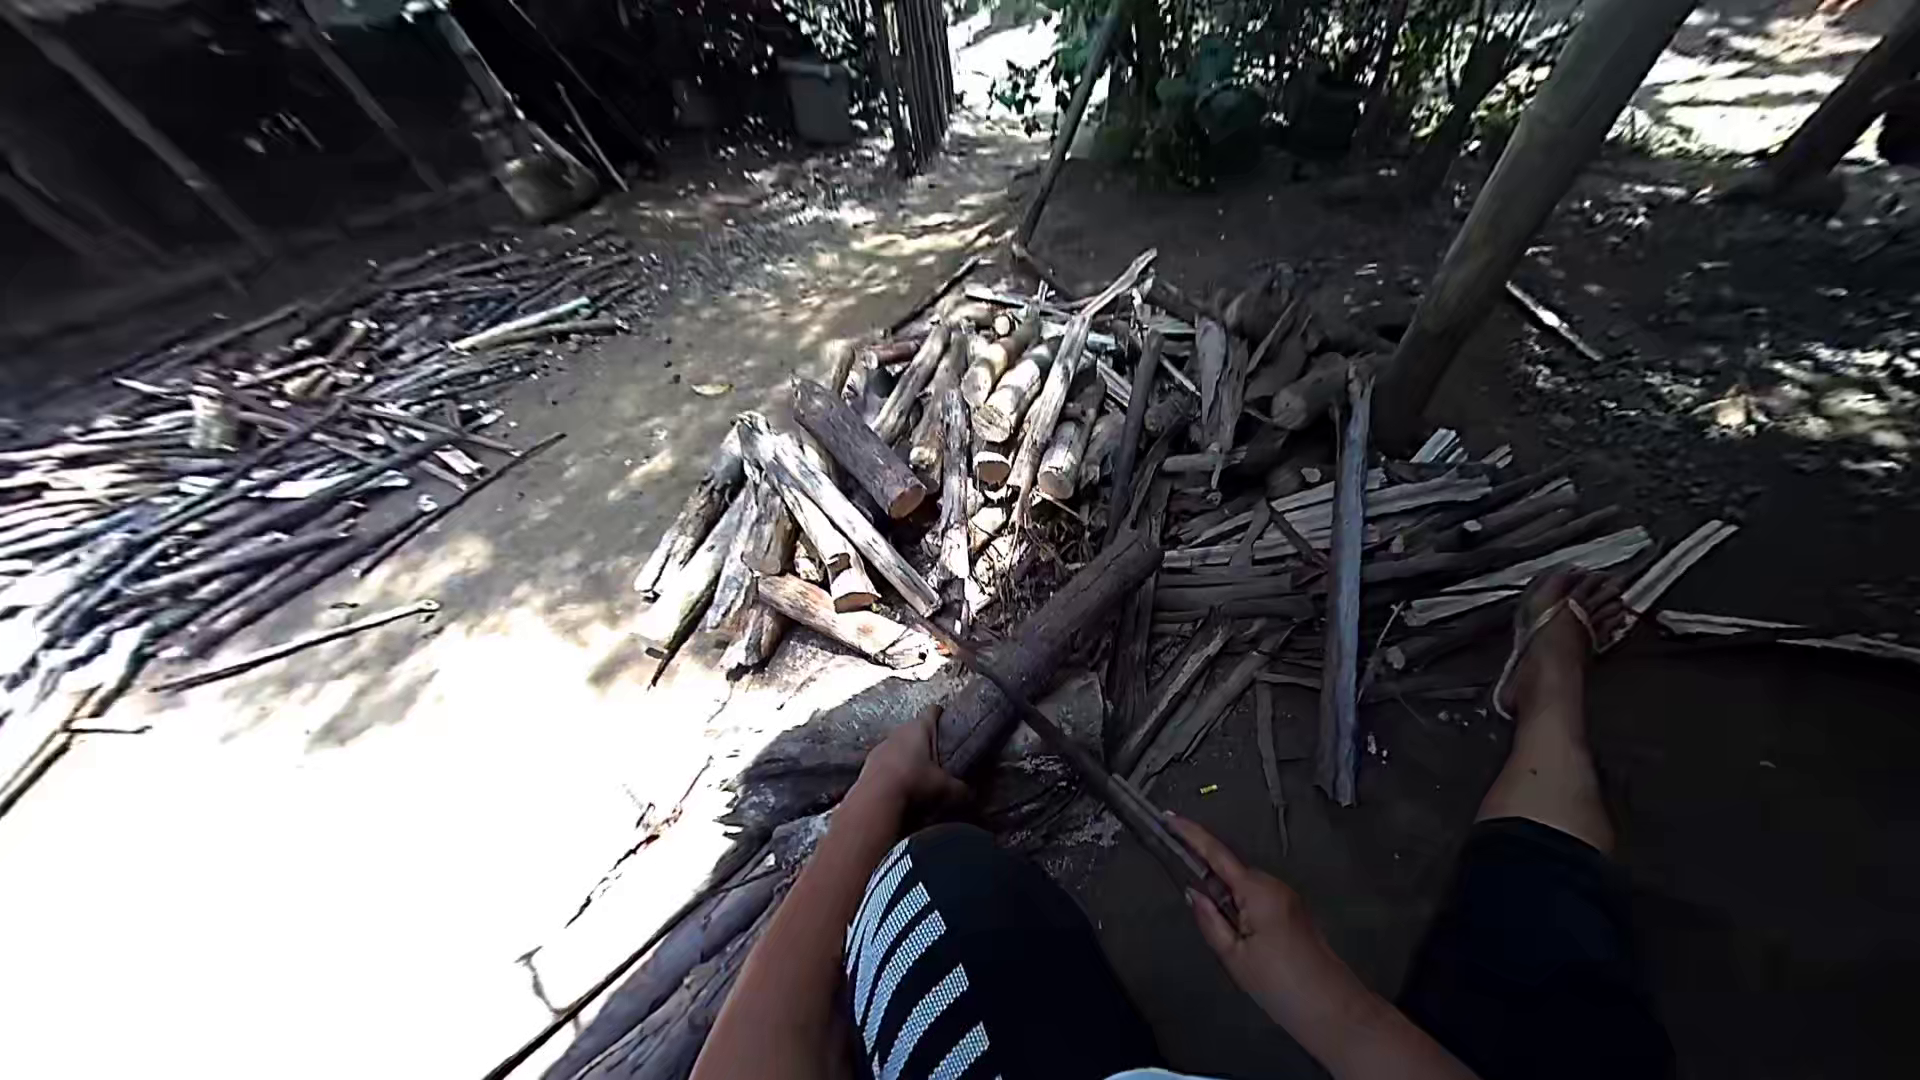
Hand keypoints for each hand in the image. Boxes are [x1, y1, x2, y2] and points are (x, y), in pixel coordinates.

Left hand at [852, 704, 969, 811]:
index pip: (932, 711)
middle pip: (914, 728)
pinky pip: (885, 760)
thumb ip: (960, 789)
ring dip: (906, 753)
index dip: (940, 713)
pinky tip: (898, 782)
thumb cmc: (914, 783)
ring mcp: (882, 745)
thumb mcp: (945, 788)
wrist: (875, 799)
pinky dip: (892, 767)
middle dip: (924, 738)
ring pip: (898, 744)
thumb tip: (971, 794)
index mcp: (920, 728)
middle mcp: (899, 730)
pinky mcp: (869, 761)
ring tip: (916, 771)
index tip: (945, 717)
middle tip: (936, 753)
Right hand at [1170, 815, 1321, 1013]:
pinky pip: (1258, 897)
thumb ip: (1209, 920)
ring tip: (1232, 940)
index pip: (1215, 852)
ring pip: (1244, 886)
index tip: (1169, 817)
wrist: (1339, 1016)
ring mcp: (1287, 896)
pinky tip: (1247, 940)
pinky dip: (1243, 908)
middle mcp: (1273, 885)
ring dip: (1228, 900)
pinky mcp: (1294, 910)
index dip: (1190, 833)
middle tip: (1202, 914)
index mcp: (1257, 890)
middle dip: (1210, 881)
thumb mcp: (1235, 958)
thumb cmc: (1283, 987)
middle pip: (1230, 870)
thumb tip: (1192, 892)